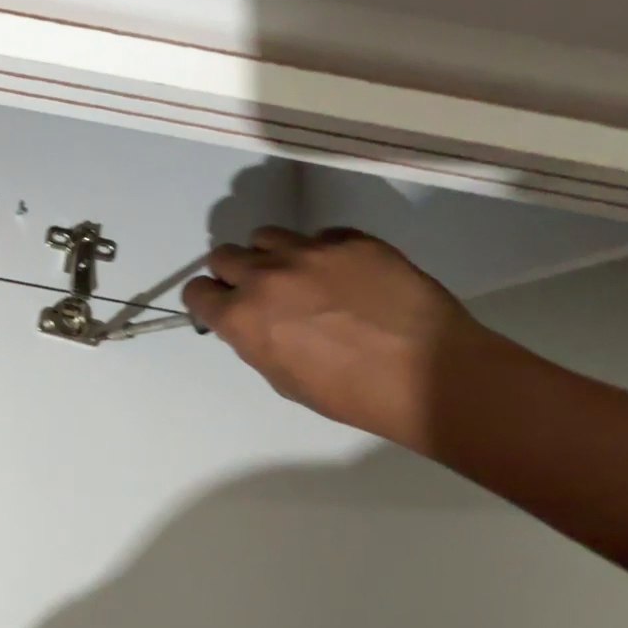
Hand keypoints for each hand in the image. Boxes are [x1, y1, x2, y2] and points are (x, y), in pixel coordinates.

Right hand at [182, 227, 498, 447]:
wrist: (432, 376)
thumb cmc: (350, 393)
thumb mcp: (280, 376)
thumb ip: (253, 338)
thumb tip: (252, 319)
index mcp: (240, 317)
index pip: (196, 291)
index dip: (209, 300)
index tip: (224, 307)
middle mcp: (264, 277)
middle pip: (223, 255)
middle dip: (235, 273)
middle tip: (262, 291)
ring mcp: (309, 253)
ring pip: (266, 236)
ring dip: (273, 255)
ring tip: (302, 275)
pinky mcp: (352, 241)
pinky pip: (321, 235)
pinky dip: (324, 251)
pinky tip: (347, 275)